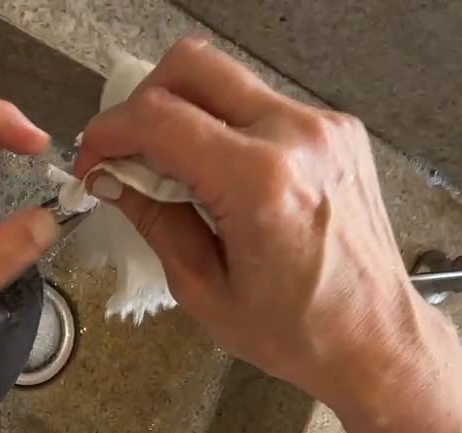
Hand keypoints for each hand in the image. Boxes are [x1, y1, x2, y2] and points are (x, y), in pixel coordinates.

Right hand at [70, 39, 459, 411]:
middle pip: (193, 67)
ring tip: (168, 174)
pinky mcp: (335, 131)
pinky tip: (215, 180)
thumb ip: (157, 222)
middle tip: (124, 154)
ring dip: (182, 116)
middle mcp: (296, 134)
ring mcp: (322, 125)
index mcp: (259, 183)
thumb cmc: (292, 331)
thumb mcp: (203, 289)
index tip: (90, 163)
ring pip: (227, 81)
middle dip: (140, 103)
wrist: (372, 336)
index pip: (161, 118)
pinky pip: (260, 107)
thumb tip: (113, 182)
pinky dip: (222, 130)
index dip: (109, 133)